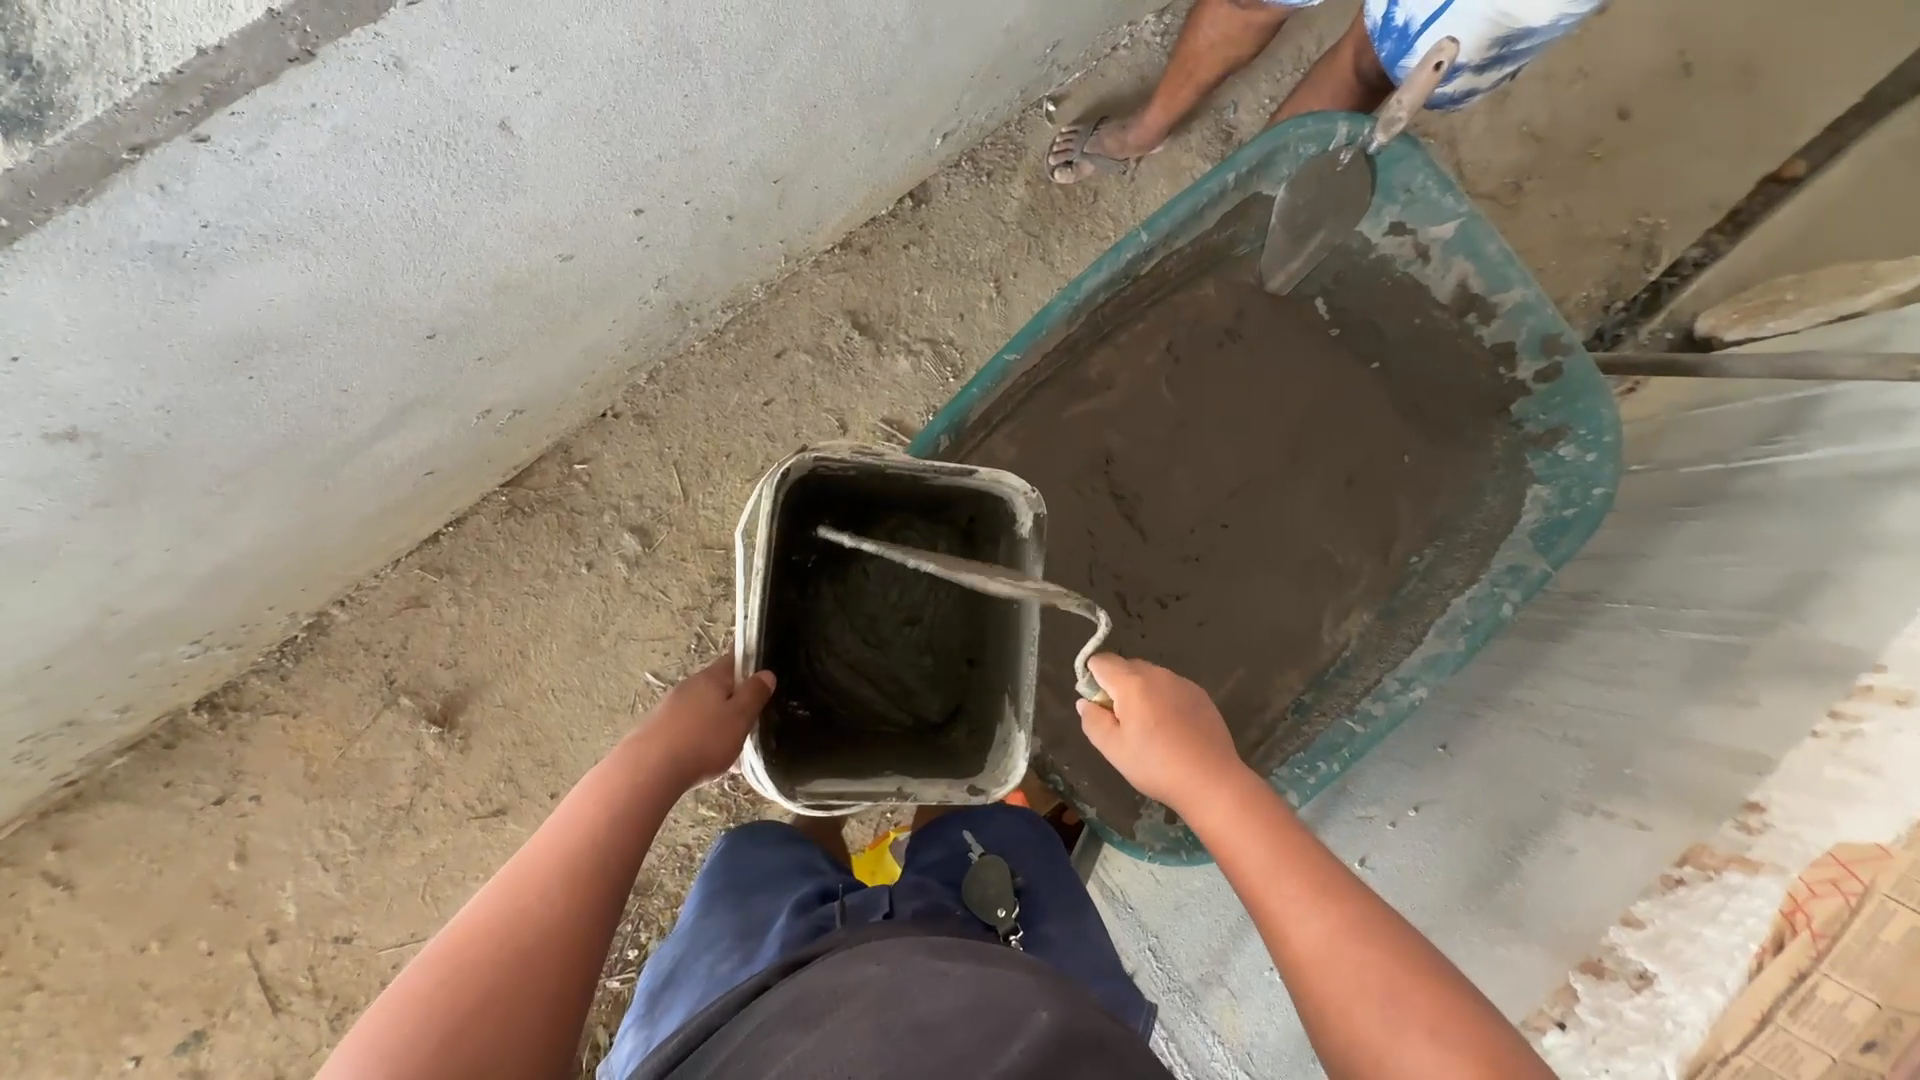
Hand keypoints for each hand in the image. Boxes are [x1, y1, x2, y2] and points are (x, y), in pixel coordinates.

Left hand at [629, 654, 774, 789]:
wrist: (648, 771)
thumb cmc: (703, 740)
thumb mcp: (740, 718)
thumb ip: (754, 694)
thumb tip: (766, 673)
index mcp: (711, 678)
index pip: (734, 659)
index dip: (750, 664)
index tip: (764, 675)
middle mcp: (688, 686)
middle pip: (718, 686)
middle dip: (735, 700)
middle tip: (750, 721)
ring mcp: (670, 707)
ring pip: (703, 709)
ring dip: (718, 722)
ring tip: (730, 748)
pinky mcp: (657, 729)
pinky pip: (688, 728)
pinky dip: (700, 738)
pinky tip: (705, 761)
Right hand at [1075, 653, 1248, 814]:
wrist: (1212, 780)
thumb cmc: (1156, 766)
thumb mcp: (1113, 749)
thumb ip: (1092, 720)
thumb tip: (1085, 702)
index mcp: (1133, 683)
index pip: (1101, 662)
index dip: (1093, 681)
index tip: (1100, 709)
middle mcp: (1158, 674)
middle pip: (1127, 667)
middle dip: (1117, 688)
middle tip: (1123, 725)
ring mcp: (1182, 683)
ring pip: (1150, 678)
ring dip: (1142, 694)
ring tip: (1150, 730)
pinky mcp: (1200, 695)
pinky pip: (1171, 688)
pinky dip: (1163, 701)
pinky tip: (1172, 731)